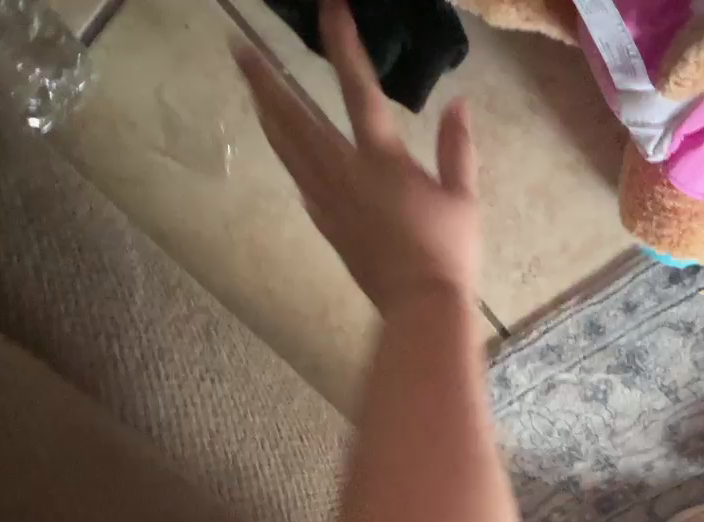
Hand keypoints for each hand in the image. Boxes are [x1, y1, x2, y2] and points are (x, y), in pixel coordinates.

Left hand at [233, 0, 479, 314]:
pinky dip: (288, 161)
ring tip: (250, 91)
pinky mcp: (329, 228)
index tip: (329, 8)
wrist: (422, 309)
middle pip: (296, 119)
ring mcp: (331, 203)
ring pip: (288, 151)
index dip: (343, 44)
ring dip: (266, 116)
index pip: (357, 89)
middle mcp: (346, 175)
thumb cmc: (449, 254)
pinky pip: (300, 185)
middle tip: (239, 50)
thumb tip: (459, 104)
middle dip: (266, 81)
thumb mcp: (464, 198)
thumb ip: (458, 148)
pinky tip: (282, 152)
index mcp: (383, 161)